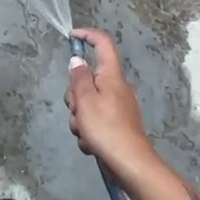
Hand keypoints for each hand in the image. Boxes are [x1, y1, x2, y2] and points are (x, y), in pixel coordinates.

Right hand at [64, 28, 158, 179]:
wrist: (129, 164)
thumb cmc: (106, 127)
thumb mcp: (85, 100)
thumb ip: (79, 78)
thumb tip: (77, 60)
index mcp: (111, 76)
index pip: (102, 44)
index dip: (87, 35)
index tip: (70, 37)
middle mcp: (116, 88)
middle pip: (87, 79)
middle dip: (74, 96)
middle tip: (77, 110)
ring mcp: (116, 107)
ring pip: (86, 103)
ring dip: (79, 118)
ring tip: (85, 132)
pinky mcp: (115, 125)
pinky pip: (93, 121)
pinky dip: (87, 131)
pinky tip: (90, 143)